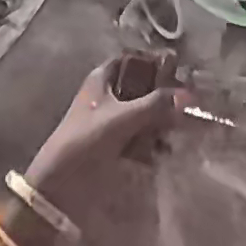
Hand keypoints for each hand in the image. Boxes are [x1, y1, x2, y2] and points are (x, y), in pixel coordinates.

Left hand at [24, 56, 189, 194]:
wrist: (56, 186)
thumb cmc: (85, 140)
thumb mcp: (122, 118)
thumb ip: (155, 105)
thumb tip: (189, 94)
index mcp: (103, 78)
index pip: (134, 59)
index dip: (155, 62)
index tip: (179, 70)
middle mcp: (107, 94)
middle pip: (141, 87)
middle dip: (163, 96)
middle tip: (187, 104)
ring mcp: (109, 121)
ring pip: (142, 113)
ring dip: (160, 121)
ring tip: (181, 131)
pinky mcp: (111, 146)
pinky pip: (138, 137)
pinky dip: (152, 142)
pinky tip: (166, 152)